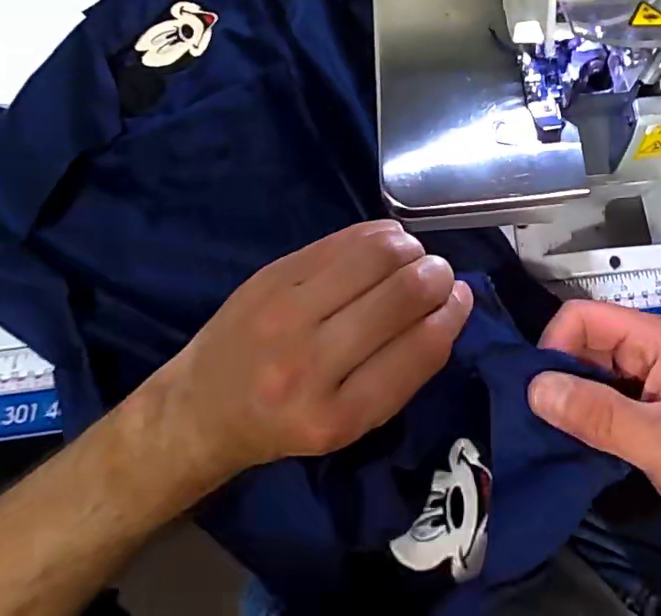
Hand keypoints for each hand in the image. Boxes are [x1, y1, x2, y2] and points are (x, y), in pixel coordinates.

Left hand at [145, 221, 472, 487]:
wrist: (200, 409)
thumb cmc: (283, 424)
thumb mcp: (348, 425)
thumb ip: (400, 370)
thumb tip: (451, 303)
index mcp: (339, 417)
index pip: (421, 349)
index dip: (453, 314)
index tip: (461, 297)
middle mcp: (311, 364)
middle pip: (404, 294)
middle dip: (437, 275)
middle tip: (440, 274)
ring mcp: (286, 314)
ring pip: (377, 255)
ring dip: (411, 249)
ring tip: (412, 257)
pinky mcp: (271, 277)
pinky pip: (343, 239)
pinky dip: (379, 234)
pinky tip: (386, 242)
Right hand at [528, 301, 660, 585]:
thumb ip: (599, 415)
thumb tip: (537, 388)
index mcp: (655, 340)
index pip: (583, 316)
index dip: (556, 343)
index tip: (538, 389)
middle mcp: (644, 352)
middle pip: (579, 340)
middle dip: (554, 370)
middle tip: (534, 413)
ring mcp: (639, 383)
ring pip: (582, 371)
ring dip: (563, 395)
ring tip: (543, 429)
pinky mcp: (636, 414)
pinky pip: (593, 400)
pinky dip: (576, 415)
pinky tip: (563, 439)